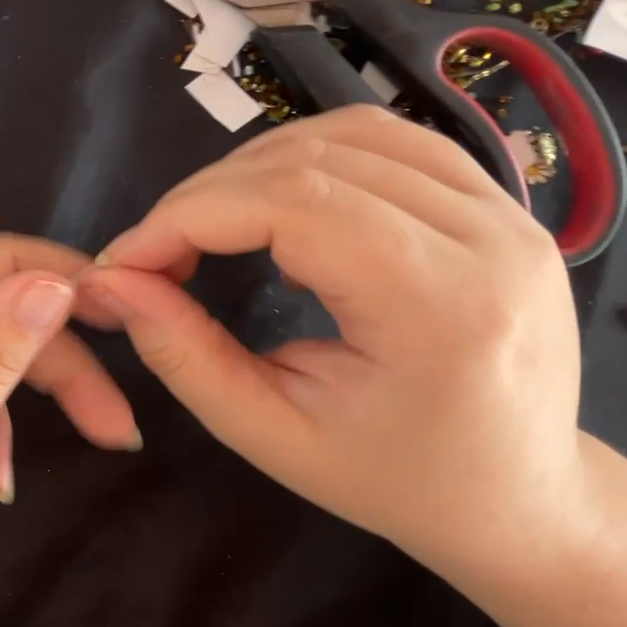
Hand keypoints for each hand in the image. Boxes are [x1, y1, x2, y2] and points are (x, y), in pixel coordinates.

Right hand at [76, 106, 582, 564]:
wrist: (520, 493)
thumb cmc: (388, 476)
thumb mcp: (262, 431)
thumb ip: (180, 351)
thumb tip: (106, 281)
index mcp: (441, 306)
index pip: (292, 205)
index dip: (185, 217)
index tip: (124, 263)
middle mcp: (490, 239)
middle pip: (307, 162)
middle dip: (199, 199)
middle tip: (152, 257)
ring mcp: (507, 211)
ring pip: (344, 133)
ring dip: (246, 170)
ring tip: (203, 228)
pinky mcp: (499, 202)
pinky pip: (384, 139)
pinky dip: (301, 158)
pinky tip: (269, 207)